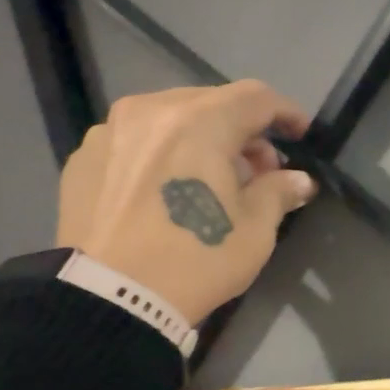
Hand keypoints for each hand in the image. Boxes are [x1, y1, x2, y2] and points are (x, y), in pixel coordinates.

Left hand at [55, 80, 316, 324]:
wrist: (115, 291)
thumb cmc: (199, 258)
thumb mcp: (255, 231)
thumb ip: (278, 193)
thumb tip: (297, 180)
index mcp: (198, 124)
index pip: (253, 98)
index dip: (285, 112)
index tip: (302, 135)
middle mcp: (149, 112)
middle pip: (210, 104)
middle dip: (244, 132)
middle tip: (264, 171)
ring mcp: (112, 131)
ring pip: (172, 120)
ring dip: (205, 142)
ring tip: (220, 183)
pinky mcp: (88, 156)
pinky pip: (141, 141)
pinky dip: (170, 155)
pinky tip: (178, 193)